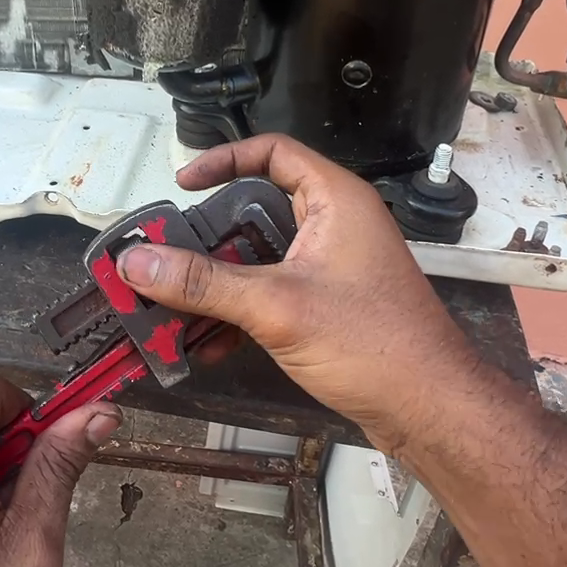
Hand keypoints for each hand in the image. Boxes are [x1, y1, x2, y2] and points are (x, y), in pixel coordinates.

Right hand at [116, 134, 472, 440]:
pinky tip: (205, 344)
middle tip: (166, 256)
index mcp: (334, 200)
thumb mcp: (276, 306)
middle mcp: (332, 226)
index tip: (182, 186)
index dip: (224, 160)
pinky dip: (237, 312)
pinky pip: (268, 294)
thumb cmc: (370, 343)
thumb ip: (203, 284)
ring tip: (171, 304)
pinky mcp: (325, 305)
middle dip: (207, 238)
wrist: (430, 413)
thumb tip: (136, 262)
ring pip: (257, 259)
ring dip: (216, 283)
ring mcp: (328, 268)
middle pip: (255, 211)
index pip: (273, 153)